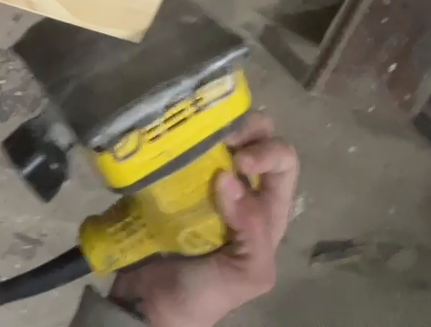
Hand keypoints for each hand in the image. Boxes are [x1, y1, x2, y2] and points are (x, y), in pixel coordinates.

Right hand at [109, 113, 298, 326]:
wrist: (147, 304)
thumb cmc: (202, 294)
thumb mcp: (246, 273)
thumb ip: (253, 231)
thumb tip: (227, 174)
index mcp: (265, 211)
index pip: (283, 164)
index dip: (267, 152)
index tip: (237, 160)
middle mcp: (238, 188)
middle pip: (257, 136)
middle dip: (244, 127)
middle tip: (218, 137)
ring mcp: (200, 178)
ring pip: (218, 133)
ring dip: (211, 125)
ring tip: (191, 132)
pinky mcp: (167, 175)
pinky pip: (179, 144)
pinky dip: (178, 134)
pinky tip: (167, 136)